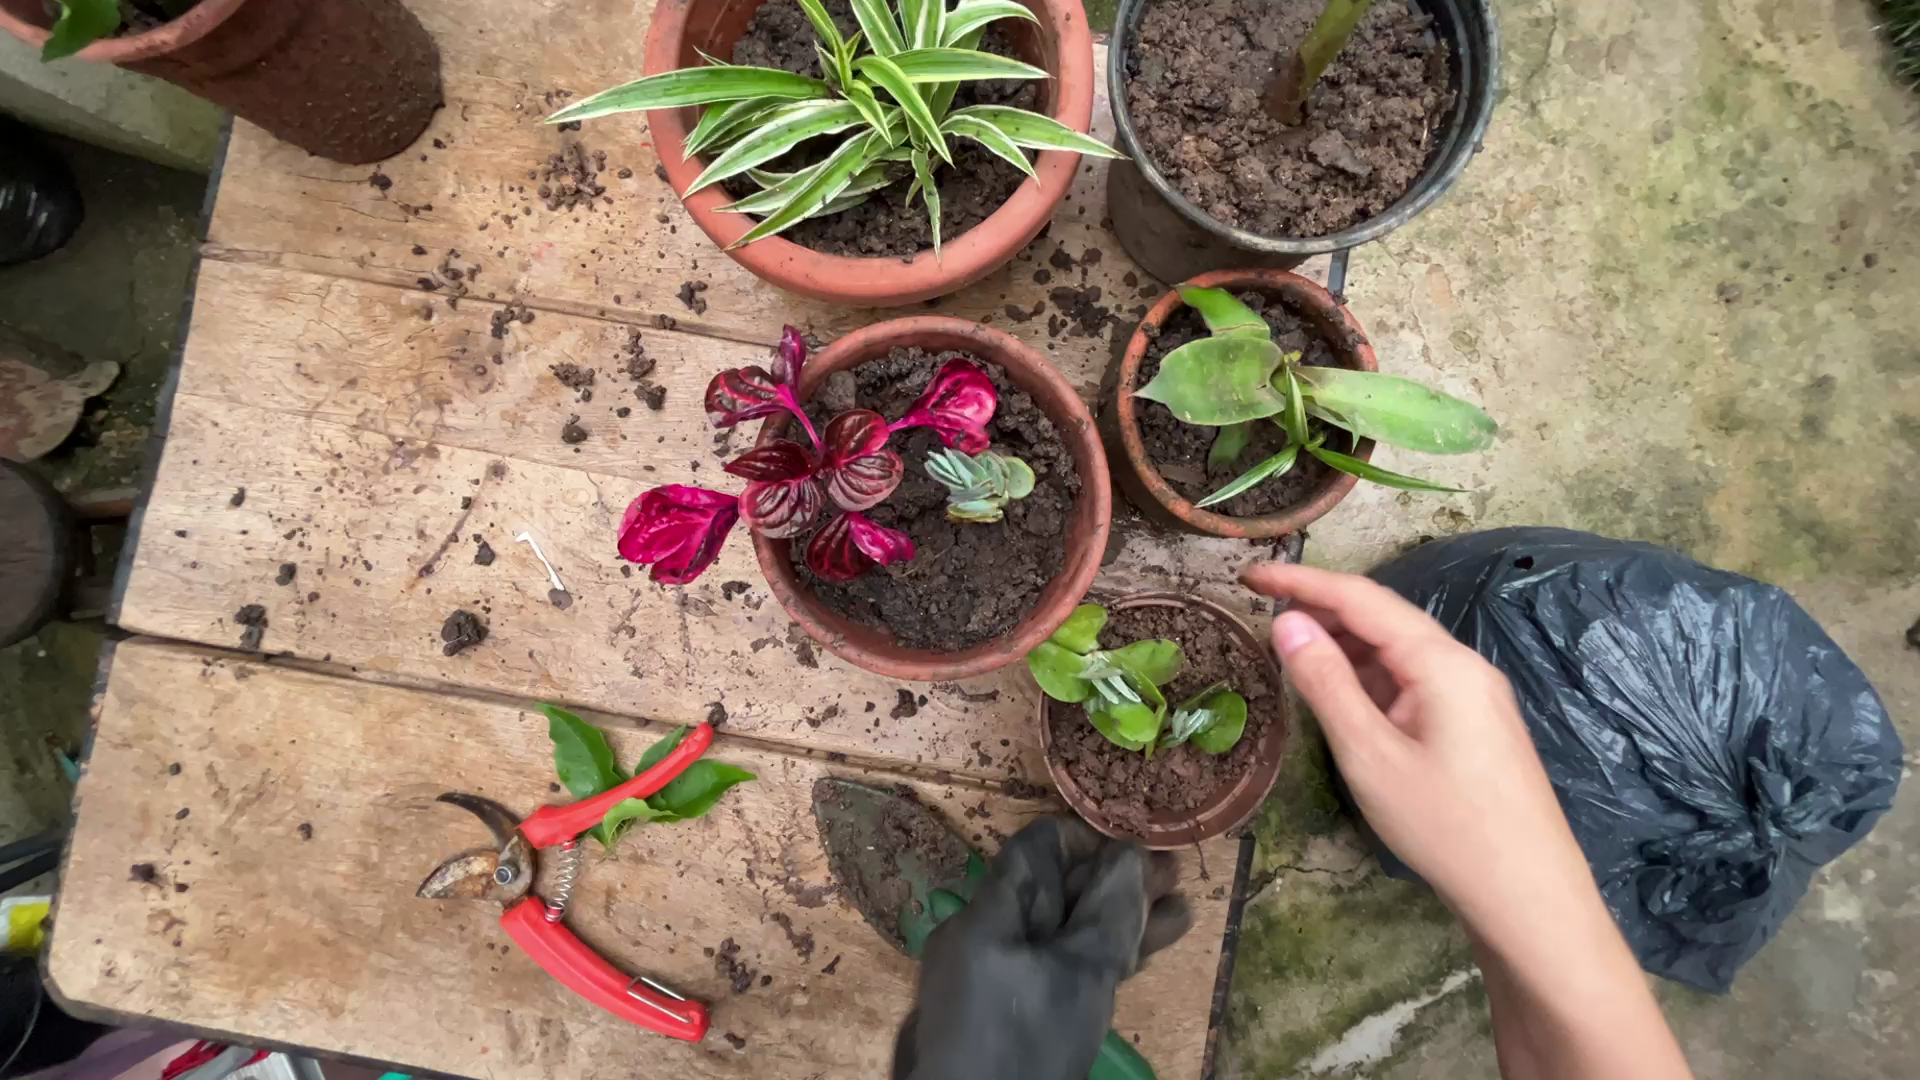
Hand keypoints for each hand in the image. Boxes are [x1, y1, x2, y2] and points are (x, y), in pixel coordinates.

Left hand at [891, 816, 1190, 1079]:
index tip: (1135, 847)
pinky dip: (1100, 960)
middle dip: (1116, 881)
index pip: (1036, 850)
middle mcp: (990, 935)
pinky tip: (1146, 952)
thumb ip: (1106, 915)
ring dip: (1119, 920)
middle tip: (1174, 875)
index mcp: (989, 912)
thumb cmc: (1023, 1046)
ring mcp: (1001, 976)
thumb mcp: (1076, 978)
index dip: (1087, 841)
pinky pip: (1060, 970)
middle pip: (1057, 891)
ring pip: (1065, 933)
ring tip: (1181, 908)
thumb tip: (1130, 855)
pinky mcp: (1016, 1013)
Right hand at [1241, 563, 1692, 1079]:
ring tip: (1285, 643)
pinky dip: (1360, 670)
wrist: (1530, 899)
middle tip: (1259, 607)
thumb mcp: (1368, 752)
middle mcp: (1458, 664)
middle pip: (1378, 616)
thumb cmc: (1444, 824)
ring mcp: (1467, 692)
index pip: (1360, 598)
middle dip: (1317, 605)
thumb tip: (1285, 622)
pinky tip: (1333, 684)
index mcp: (1439, 662)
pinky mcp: (1466, 718)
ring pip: (1390, 646)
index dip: (1300, 580)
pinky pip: (1404, 675)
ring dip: (1337, 639)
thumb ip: (1324, 681)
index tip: (1250, 574)